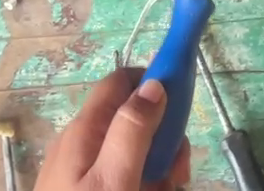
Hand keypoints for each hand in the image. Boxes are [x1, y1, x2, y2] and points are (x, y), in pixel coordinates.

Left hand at [35, 68, 190, 190]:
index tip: (182, 109)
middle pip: (132, 121)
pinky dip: (141, 185)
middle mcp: (82, 144)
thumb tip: (154, 82)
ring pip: (131, 154)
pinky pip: (121, 178)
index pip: (120, 82)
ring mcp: (82, 173)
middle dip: (162, 141)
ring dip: (157, 170)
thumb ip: (133, 130)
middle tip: (177, 175)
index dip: (152, 83)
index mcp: (85, 130)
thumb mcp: (114, 180)